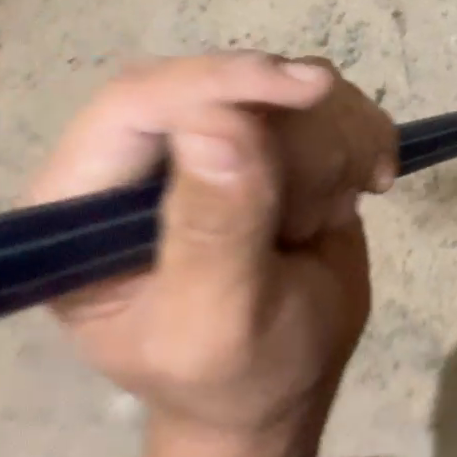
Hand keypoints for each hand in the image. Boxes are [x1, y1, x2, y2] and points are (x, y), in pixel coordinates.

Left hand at [24, 52, 397, 456]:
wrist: (295, 376)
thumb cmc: (237, 373)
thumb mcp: (217, 323)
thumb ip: (213, 232)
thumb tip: (219, 125)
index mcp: (87, 203)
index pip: (138, 101)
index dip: (222, 80)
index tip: (310, 90)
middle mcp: (150, 157)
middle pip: (234, 86)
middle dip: (301, 144)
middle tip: (317, 215)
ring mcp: (222, 142)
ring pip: (297, 87)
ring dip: (339, 148)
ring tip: (330, 216)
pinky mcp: (282, 138)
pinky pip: (337, 98)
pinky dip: (368, 135)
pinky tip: (369, 184)